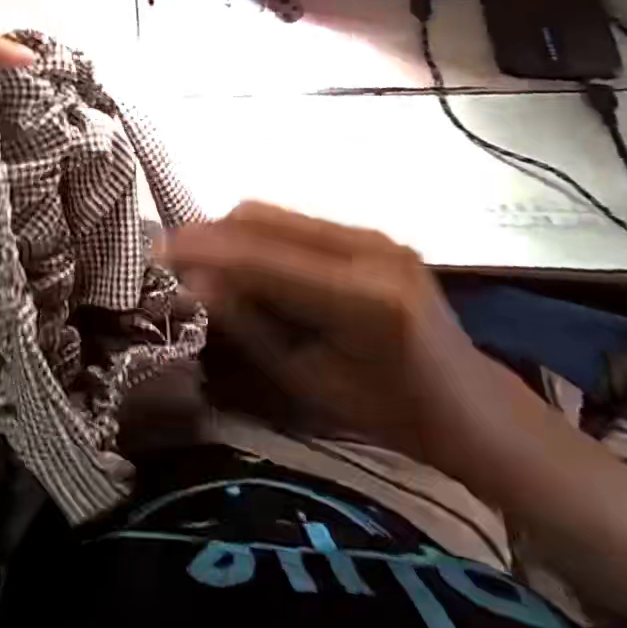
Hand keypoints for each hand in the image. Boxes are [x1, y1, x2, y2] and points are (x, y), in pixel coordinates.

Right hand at [160, 202, 485, 453]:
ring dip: (232, 233)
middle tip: (173, 260)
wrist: (470, 404)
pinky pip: (298, 222)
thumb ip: (251, 325)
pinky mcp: (372, 232)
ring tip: (203, 263)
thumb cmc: (389, 414)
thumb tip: (194, 282)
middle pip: (265, 219)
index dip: (204, 250)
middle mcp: (371, 248)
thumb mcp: (309, 381)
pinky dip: (261, 236)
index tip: (157, 251)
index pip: (264, 257)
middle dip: (211, 235)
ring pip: (277, 213)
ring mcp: (375, 233)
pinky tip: (248, 263)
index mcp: (364, 297)